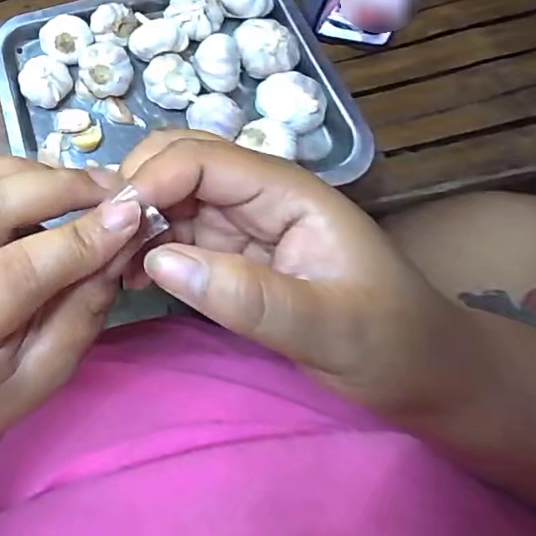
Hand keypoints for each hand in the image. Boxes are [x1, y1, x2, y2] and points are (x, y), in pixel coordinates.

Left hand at [0, 158, 145, 443]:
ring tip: (90, 186)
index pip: (14, 271)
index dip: (76, 241)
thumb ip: (86, 305)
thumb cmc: (2, 385)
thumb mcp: (52, 369)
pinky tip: (54, 183)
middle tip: (114, 190)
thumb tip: (124, 239)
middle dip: (59, 189)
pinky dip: (20, 169)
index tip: (129, 217)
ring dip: (40, 173)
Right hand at [120, 132, 486, 421]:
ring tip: (109, 261)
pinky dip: (140, 243)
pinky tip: (127, 274)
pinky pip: (168, 227)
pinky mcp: (223, 244)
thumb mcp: (333, 330)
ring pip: (163, 190)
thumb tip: (157, 260)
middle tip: (105, 238)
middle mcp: (252, 189)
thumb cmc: (397, 346)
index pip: (199, 158)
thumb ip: (250, 298)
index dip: (151, 180)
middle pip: (173, 158)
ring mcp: (235, 215)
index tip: (115, 225)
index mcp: (283, 188)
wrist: (430, 377)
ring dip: (130, 216)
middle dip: (133, 186)